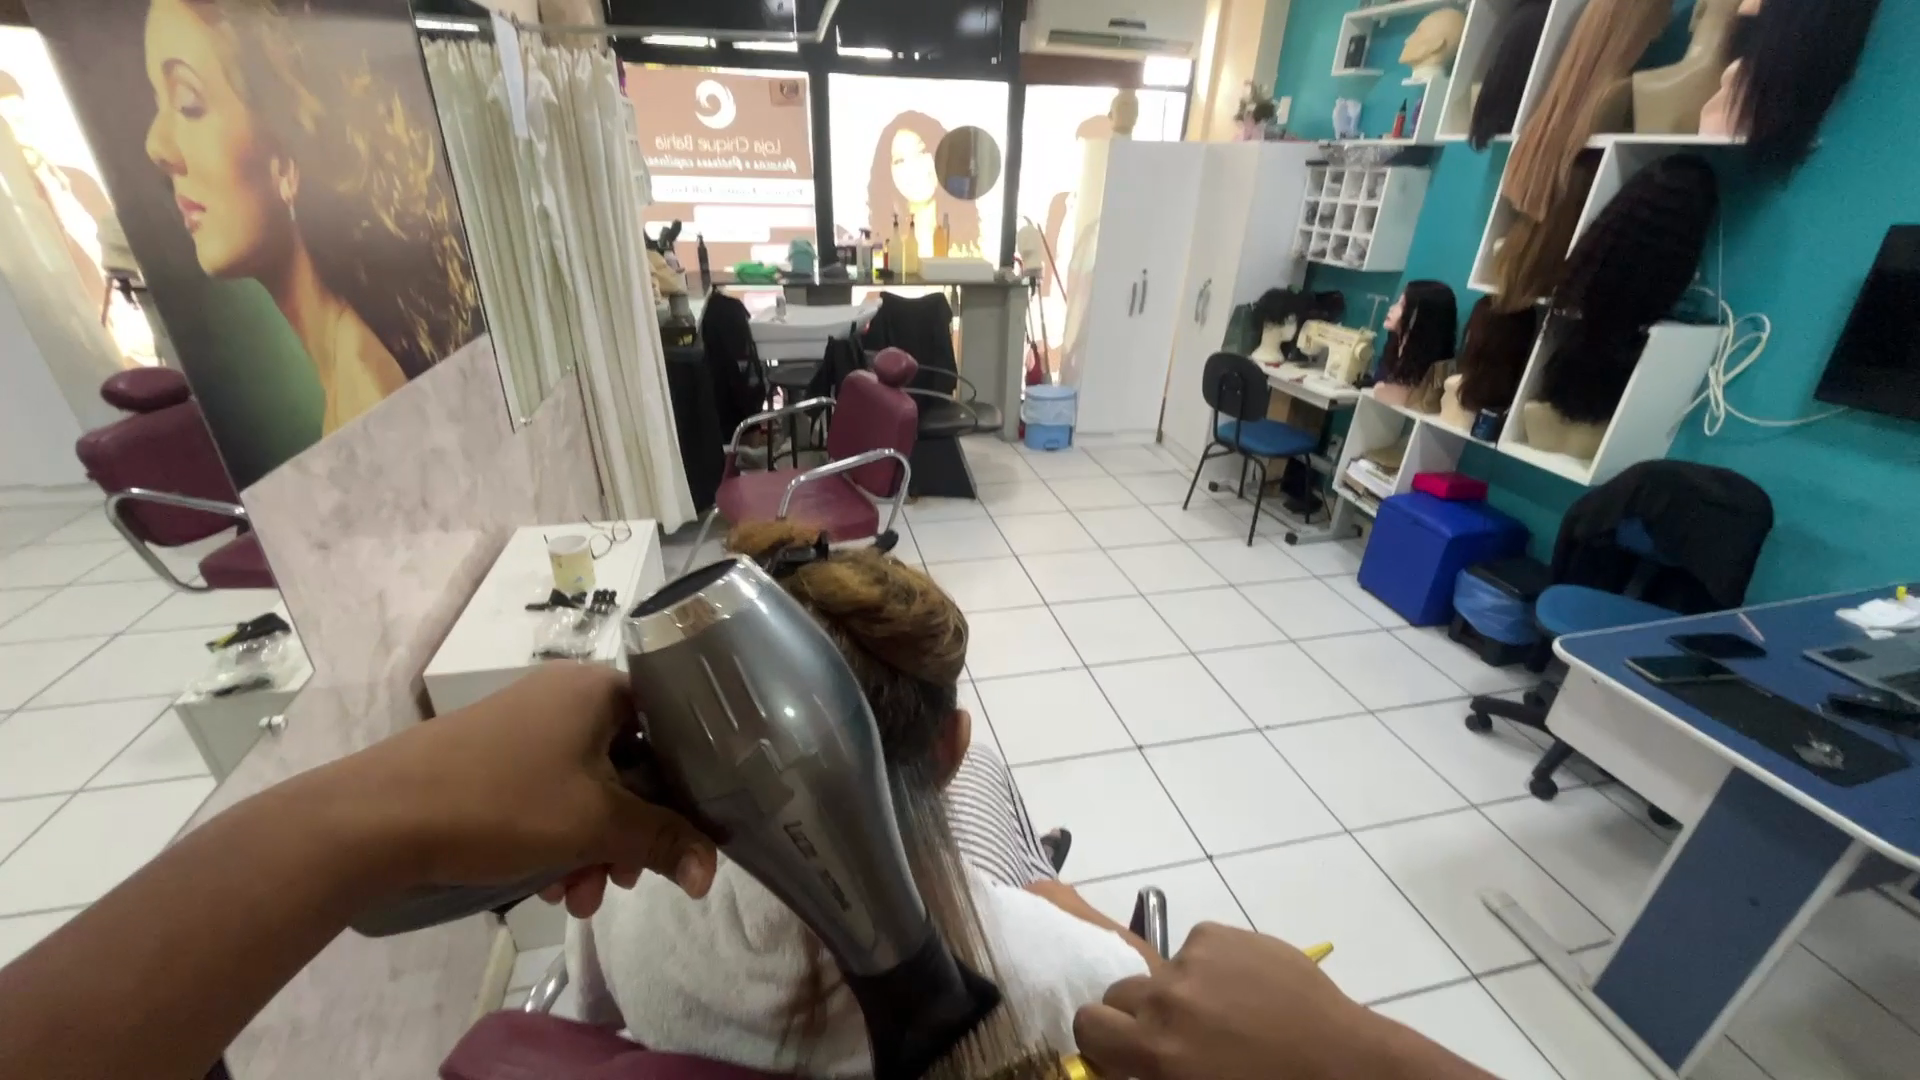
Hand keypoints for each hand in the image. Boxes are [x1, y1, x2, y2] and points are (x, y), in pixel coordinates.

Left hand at [316, 662, 716, 916]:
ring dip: (593, 842)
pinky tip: (547, 882)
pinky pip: (549, 787)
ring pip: (588, 783)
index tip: (683, 829)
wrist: (368, 821)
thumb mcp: (595, 826)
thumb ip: (662, 843)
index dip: (687, 781)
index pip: (673, 724)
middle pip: (630, 763)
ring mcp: (526, 721)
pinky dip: (557, 833)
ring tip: (579, 896)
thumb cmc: (502, 803)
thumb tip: (713, 874)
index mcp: (600, 687)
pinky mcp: (492, 751)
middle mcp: (568, 693)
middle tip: (625, 879)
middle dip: (630, 831)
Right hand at [1073, 923, 1398, 1079]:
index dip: (1102, 1037)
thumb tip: (1127, 1064)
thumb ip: (1156, 1075)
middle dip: (1139, 1014)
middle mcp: (1166, 997)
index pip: (1089, 1023)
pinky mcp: (1219, 934)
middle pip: (1119, 991)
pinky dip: (1213, 967)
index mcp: (1158, 1049)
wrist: (1350, 1067)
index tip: (1124, 1049)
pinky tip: (1249, 991)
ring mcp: (1193, 958)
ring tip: (1227, 1014)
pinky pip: (1198, 949)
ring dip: (1181, 991)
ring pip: (1164, 972)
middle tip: (1179, 1036)